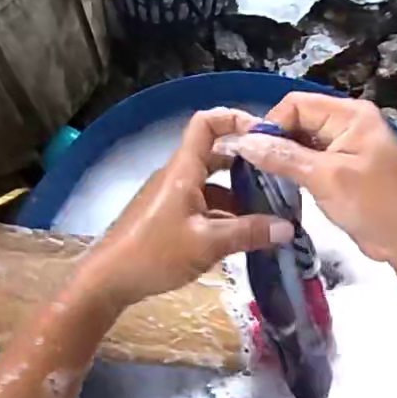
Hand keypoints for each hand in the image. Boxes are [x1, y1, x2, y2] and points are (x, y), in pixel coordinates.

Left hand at [68, 108, 293, 309]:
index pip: (205, 123)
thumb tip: (288, 227)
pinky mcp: (167, 215)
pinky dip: (223, 212)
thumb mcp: (208, 243)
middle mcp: (177, 175)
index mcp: (183, 170)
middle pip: (215, 154)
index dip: (234, 118)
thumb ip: (249, 233)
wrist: (108, 279)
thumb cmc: (155, 253)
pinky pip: (201, 203)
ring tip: (270, 211)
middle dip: (247, 163)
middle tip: (279, 177)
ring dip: (238, 193)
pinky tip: (243, 234)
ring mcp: (170, 195)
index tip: (265, 133)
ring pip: (210, 182)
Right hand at [215, 94, 396, 262]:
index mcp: (349, 115)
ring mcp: (346, 148)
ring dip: (282, 158)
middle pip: (296, 121)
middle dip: (274, 142)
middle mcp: (347, 124)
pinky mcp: (344, 171)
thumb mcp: (327, 178)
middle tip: (252, 168)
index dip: (270, 124)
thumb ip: (284, 157)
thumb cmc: (379, 205)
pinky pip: (310, 161)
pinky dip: (294, 171)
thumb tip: (242, 142)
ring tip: (262, 178)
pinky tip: (281, 186)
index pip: (295, 104)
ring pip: (301, 143)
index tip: (250, 152)